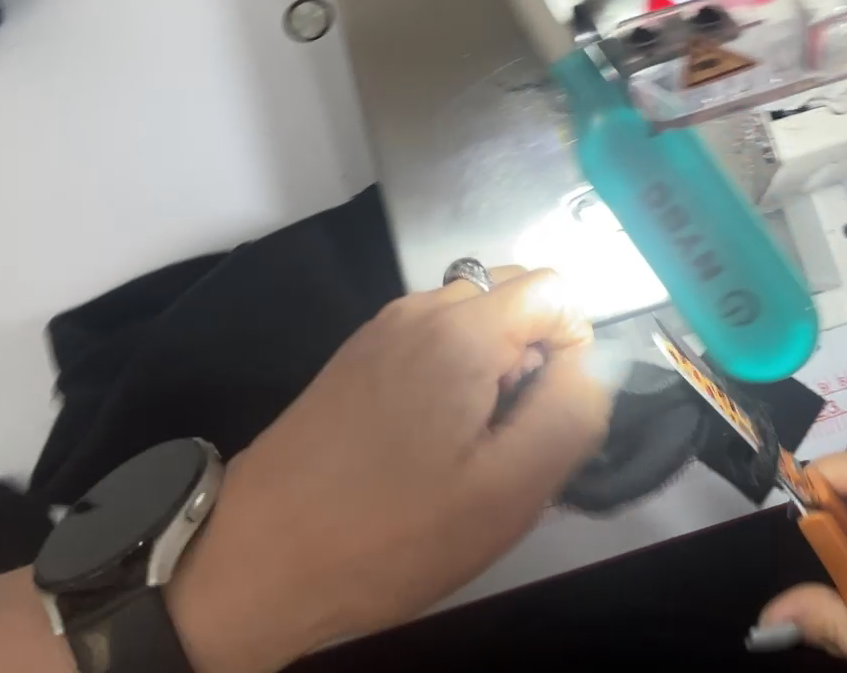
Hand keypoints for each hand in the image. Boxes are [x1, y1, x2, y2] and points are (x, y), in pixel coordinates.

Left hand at [168, 268, 611, 671]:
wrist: (256, 558)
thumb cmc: (391, 532)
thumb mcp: (506, 491)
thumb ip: (571, 412)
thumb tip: (589, 361)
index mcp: (462, 330)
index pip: (556, 288)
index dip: (574, 344)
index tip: (548, 411)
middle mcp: (420, 308)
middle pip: (514, 293)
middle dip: (534, 349)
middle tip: (510, 430)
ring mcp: (383, 327)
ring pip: (475, 314)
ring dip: (494, 361)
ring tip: (468, 440)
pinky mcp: (359, 352)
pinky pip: (434, 335)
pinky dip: (455, 367)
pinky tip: (428, 436)